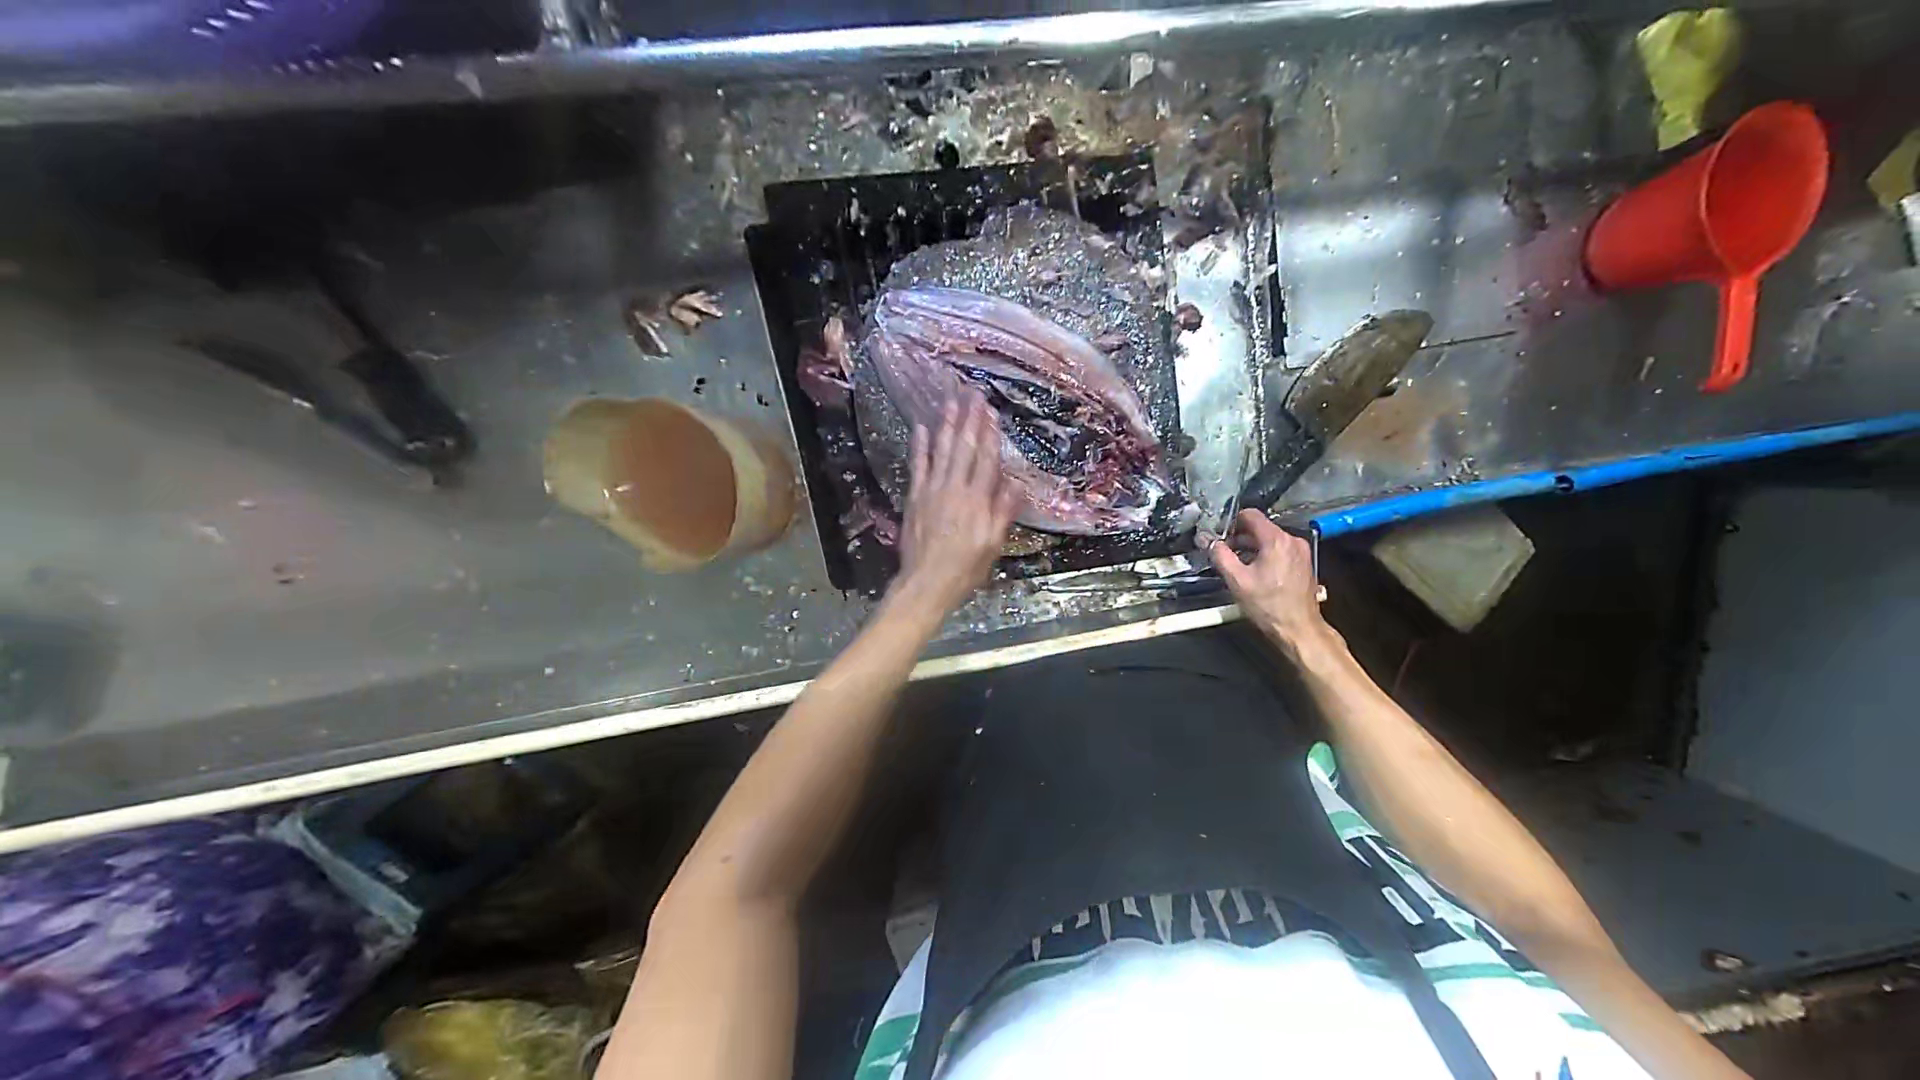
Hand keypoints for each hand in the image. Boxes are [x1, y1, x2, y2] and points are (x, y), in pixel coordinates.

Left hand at [894, 396, 1021, 615]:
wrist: (926, 582)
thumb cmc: (965, 568)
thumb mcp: (993, 544)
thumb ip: (1003, 512)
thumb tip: (1016, 483)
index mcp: (977, 500)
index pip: (986, 459)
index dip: (990, 434)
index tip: (991, 412)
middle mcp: (955, 488)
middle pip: (964, 448)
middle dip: (969, 420)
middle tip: (972, 394)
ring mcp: (932, 490)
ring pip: (941, 450)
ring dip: (946, 425)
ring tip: (951, 401)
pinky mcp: (915, 497)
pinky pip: (918, 466)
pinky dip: (919, 446)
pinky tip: (920, 427)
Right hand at [1208, 509, 1338, 659]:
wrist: (1298, 628)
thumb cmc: (1269, 606)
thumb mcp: (1236, 580)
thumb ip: (1220, 555)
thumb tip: (1209, 541)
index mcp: (1276, 541)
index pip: (1251, 515)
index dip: (1232, 522)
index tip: (1221, 535)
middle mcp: (1292, 542)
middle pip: (1260, 528)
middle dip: (1240, 538)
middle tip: (1225, 552)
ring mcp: (1300, 552)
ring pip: (1270, 540)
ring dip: (1252, 548)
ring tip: (1238, 565)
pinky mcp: (1303, 563)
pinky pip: (1279, 550)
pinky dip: (1265, 556)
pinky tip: (1254, 573)